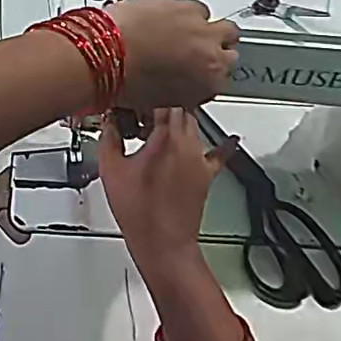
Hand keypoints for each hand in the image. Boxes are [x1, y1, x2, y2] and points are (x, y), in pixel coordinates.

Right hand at [98, 108, 236, 269]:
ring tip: (162, 128)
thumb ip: (109, 139)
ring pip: (194, 126)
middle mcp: (187, 143)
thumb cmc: (140, 213)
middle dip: (162, 107)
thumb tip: (109, 124)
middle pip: (179, 109)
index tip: (135, 101)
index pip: (160, 99)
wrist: (163, 243)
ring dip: (180, 122)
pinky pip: (219, 154)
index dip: (146, 96)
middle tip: (145, 113)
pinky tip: (231, 139)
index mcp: (164, 137)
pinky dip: (224, 145)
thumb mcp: (111, 170)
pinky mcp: (207, 174)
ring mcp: (199, 158)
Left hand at [106, 0, 239, 109]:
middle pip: (230, 48)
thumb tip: (176, 85)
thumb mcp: (158, 99)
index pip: (222, 78)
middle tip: (195, 50)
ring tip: (183, 33)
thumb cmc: (125, 79)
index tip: (197, 71)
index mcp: (209, 83)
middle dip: (217, 48)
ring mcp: (202, 29)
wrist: (107, 53)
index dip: (208, 73)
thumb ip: (180, 90)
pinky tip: (169, 19)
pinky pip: (198, 9)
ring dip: (206, 29)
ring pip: (222, 25)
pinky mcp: (187, 6)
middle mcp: (212, 55)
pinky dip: (187, 13)